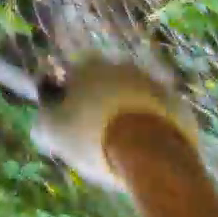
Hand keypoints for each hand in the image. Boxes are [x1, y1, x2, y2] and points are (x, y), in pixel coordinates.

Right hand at [33, 57, 196, 190]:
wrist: (151, 151)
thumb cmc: (95, 136)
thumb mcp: (56, 131)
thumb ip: (44, 119)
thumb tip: (41, 115)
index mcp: (89, 66)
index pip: (74, 71)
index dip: (70, 92)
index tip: (70, 114)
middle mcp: (120, 65)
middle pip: (106, 80)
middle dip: (102, 99)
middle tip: (98, 128)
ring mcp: (151, 81)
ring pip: (134, 94)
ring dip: (128, 109)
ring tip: (124, 141)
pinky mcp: (176, 103)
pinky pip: (159, 111)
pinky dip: (153, 123)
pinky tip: (147, 146)